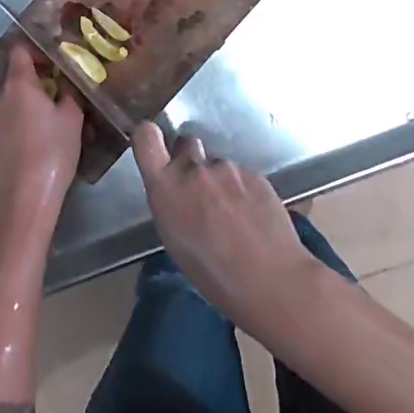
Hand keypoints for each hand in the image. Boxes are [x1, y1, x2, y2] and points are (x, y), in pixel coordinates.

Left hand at [0, 43, 83, 237]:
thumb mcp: (72, 117)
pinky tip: (49, 130)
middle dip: (41, 75)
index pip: (20, 49)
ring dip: (35, 97)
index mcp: (18, 83)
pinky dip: (29, 115)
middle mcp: (0, 95)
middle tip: (66, 83)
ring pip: (16, 96)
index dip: (38, 47)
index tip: (59, 56)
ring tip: (61, 109)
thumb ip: (70, 93)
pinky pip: (13, 115)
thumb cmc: (51, 150)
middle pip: (18, 74)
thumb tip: (68, 84)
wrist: (24, 197)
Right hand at [132, 123, 325, 330]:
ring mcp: (226, 167)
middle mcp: (193, 168)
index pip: (146, 138)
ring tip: (232, 213)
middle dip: (189, 160)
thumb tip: (176, 190)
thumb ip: (170, 201)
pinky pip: (240, 174)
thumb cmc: (211, 273)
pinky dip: (242, 189)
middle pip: (186, 144)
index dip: (147, 135)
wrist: (267, 277)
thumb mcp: (174, 239)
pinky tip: (251, 215)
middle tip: (200, 190)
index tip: (152, 141)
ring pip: (216, 163)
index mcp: (166, 187)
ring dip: (219, 179)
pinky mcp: (253, 172)